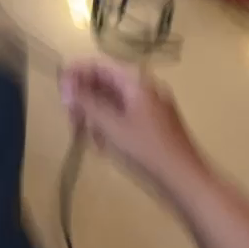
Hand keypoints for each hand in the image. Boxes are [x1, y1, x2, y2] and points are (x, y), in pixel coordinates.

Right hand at [59, 59, 210, 202]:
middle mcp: (143, 88)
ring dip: (93, 115)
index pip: (98, 65)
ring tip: (83, 135)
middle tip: (70, 119)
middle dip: (83, 99)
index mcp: (135, 81)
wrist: (187, 182)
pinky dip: (107, 125)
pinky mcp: (151, 124)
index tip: (61, 93)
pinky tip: (101, 145)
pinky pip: (121, 115)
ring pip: (110, 101)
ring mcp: (149, 107)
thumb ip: (85, 101)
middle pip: (103, 82)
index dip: (76, 75)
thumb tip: (65, 84)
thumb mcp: (110, 124)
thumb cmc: (147, 149)